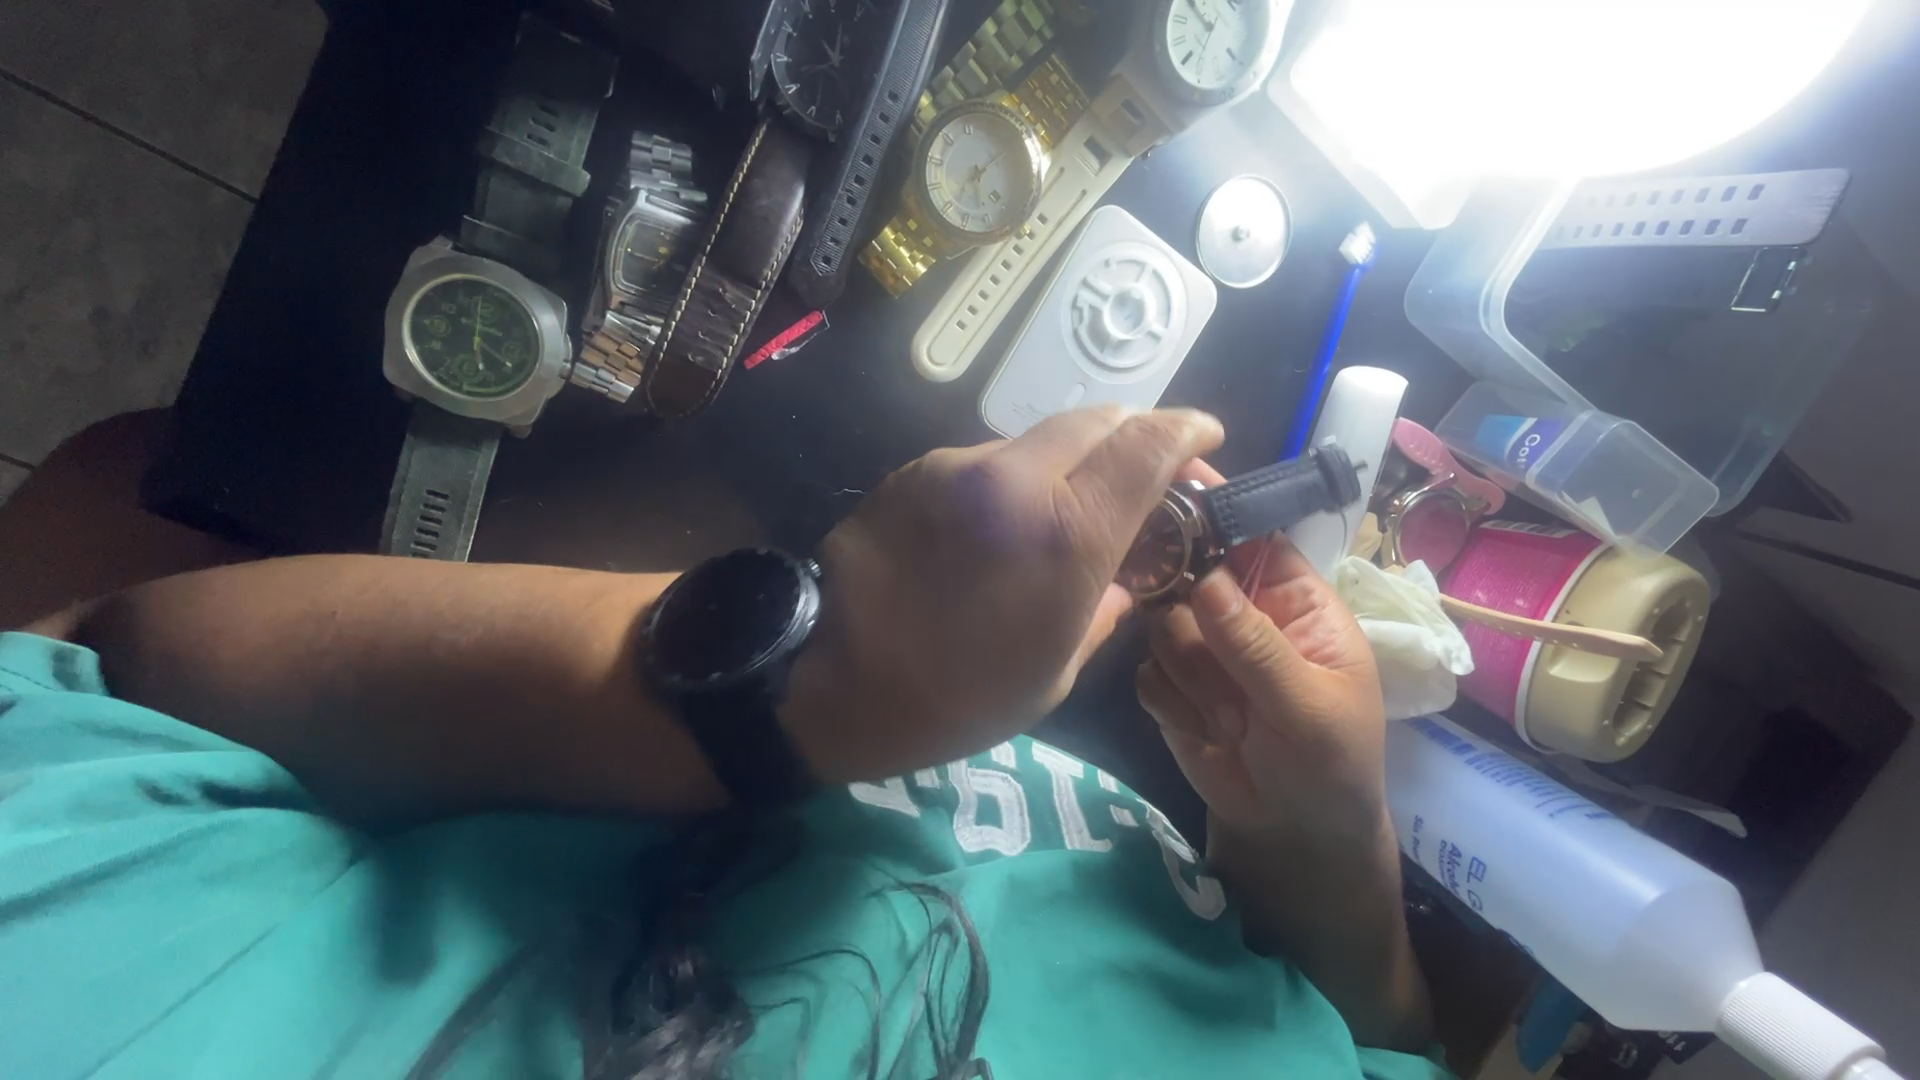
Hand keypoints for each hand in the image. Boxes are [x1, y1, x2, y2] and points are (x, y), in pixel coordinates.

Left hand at [782, 406, 1224, 782]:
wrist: (827, 680)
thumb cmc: (954, 696)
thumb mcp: (1055, 668)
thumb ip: (1107, 603)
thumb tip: (1129, 574)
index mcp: (1065, 533)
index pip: (1147, 445)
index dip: (1188, 432)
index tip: (1207, 437)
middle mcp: (1015, 477)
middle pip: (1099, 419)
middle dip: (1135, 436)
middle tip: (1147, 474)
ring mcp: (958, 465)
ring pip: (1040, 439)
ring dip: (1070, 463)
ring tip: (1065, 511)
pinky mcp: (916, 468)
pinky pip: (988, 461)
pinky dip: (1016, 480)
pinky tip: (1000, 525)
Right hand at [1135, 461, 1387, 844]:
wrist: (1292, 835)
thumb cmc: (1329, 765)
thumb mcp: (1309, 708)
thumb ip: (1256, 646)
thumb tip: (1206, 579)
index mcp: (1293, 602)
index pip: (1251, 538)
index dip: (1216, 515)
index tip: (1170, 494)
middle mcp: (1240, 615)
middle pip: (1189, 577)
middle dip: (1191, 619)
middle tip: (1205, 656)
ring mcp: (1201, 650)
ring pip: (1160, 627)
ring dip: (1190, 676)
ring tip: (1230, 718)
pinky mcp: (1168, 685)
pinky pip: (1144, 672)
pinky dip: (1171, 704)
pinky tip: (1206, 732)